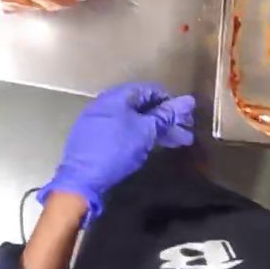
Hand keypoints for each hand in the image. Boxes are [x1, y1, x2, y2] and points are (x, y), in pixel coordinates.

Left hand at [41, 83, 194, 223]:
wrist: (81, 178)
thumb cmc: (116, 149)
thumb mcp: (145, 132)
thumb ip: (166, 116)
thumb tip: (189, 101)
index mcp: (117, 96)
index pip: (150, 90)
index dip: (170, 102)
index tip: (184, 118)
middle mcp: (105, 103)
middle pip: (141, 105)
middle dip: (164, 119)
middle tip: (184, 133)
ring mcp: (98, 120)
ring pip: (132, 120)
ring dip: (154, 129)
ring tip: (174, 143)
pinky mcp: (94, 137)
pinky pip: (121, 129)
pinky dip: (138, 135)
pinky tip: (150, 146)